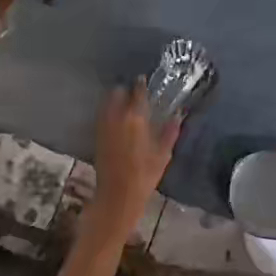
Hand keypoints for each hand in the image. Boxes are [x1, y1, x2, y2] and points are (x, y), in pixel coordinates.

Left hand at [90, 78, 180, 228]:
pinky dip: (109, 111)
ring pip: (107, 102)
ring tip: (126, 104)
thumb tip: (178, 115)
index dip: (141, 84)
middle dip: (125, 90)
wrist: (117, 195)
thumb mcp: (163, 154)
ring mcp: (104, 126)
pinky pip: (103, 115)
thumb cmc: (144, 175)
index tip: (144, 80)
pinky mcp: (97, 136)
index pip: (137, 92)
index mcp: (136, 118)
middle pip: (117, 92)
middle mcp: (116, 117)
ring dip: (115, 99)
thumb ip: (170, 132)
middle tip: (135, 93)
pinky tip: (117, 119)